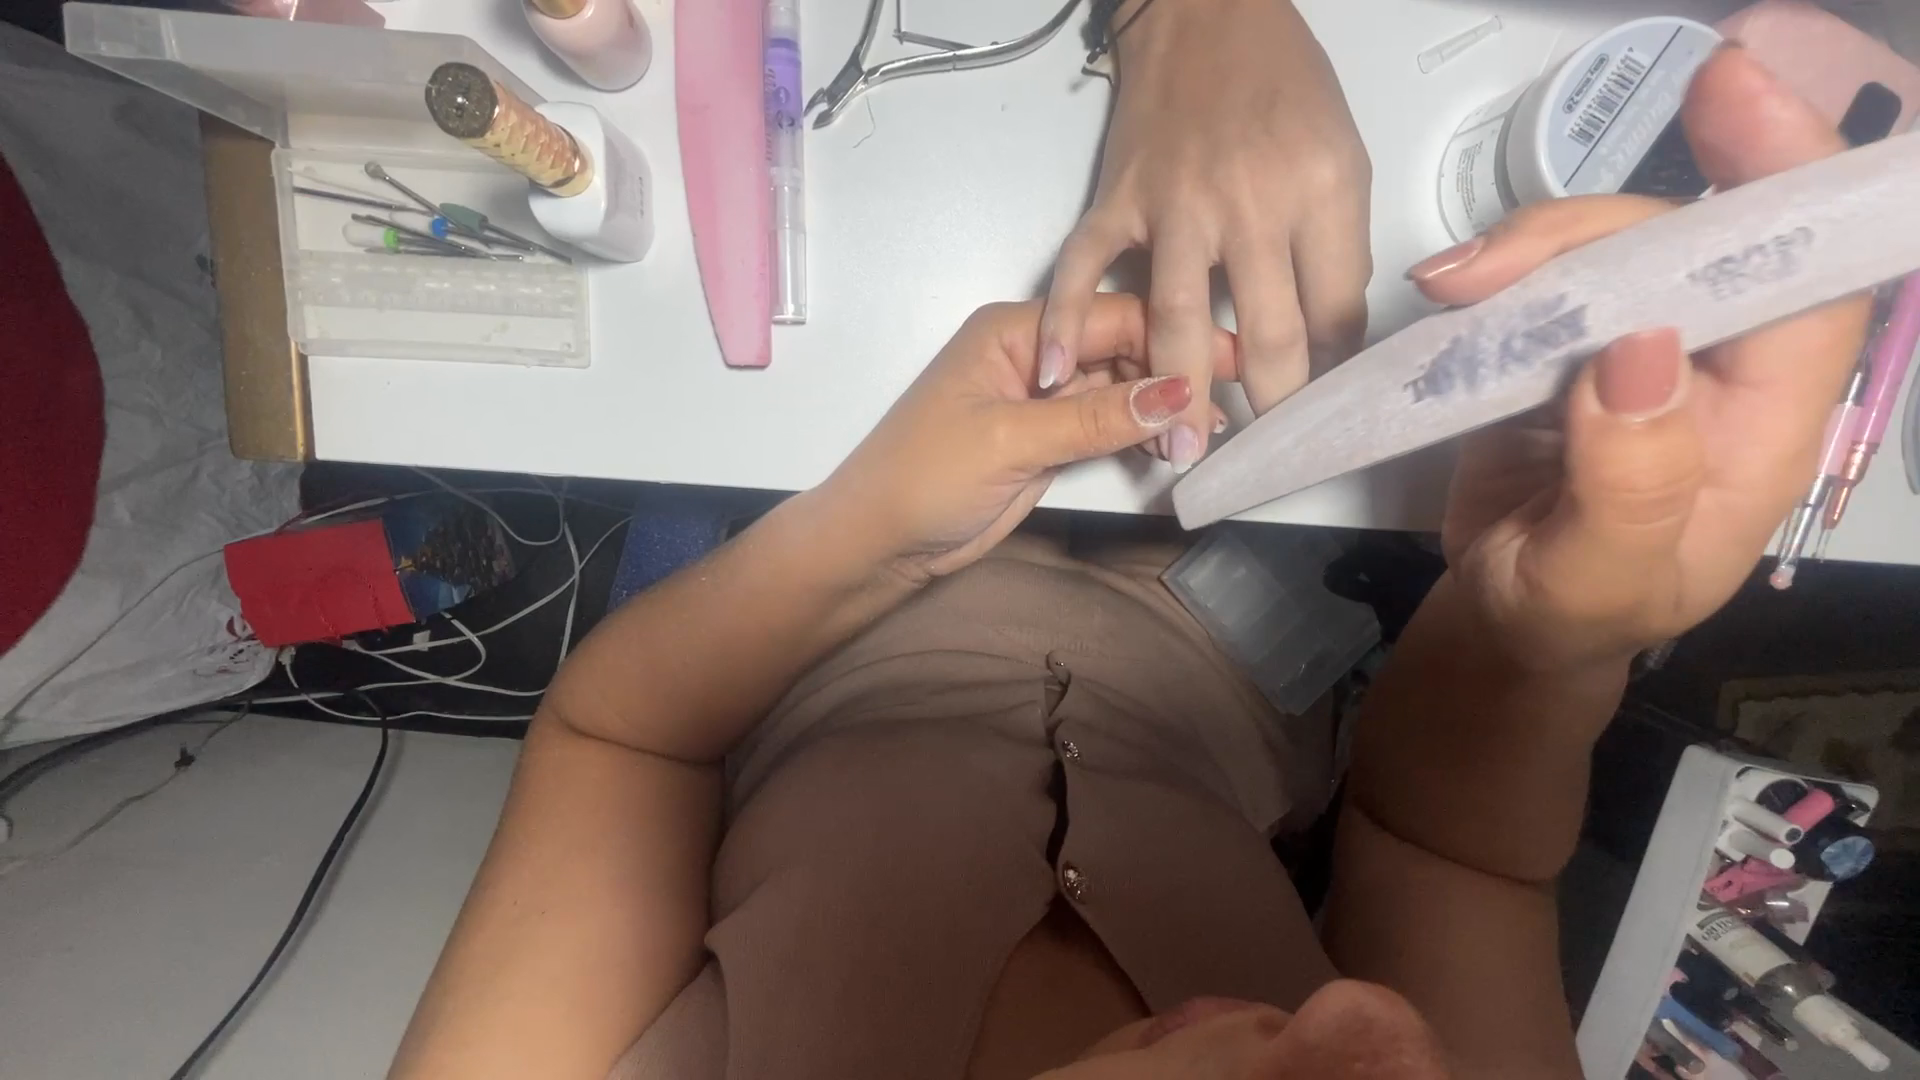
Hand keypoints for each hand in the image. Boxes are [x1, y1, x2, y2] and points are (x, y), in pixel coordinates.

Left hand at [820, 297, 1234, 580]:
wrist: (884, 540)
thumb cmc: (928, 475)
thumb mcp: (1011, 439)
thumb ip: (1094, 417)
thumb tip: (1180, 393)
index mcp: (1017, 331)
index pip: (1109, 318)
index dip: (1172, 338)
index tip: (1230, 363)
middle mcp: (1035, 356)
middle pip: (1120, 351)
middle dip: (1172, 377)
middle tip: (1224, 411)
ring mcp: (1041, 401)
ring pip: (1116, 391)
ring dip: (1159, 409)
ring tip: (1207, 436)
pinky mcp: (1046, 441)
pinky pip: (1103, 427)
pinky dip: (1136, 436)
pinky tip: (1170, 446)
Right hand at [1040, 0, 1370, 472]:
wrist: (1208, 12)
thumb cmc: (1283, 86)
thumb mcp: (1342, 155)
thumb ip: (1332, 245)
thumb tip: (1320, 332)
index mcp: (1322, 189)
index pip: (1333, 310)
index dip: (1328, 369)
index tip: (1314, 405)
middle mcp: (1249, 204)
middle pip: (1265, 332)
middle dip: (1264, 406)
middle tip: (1257, 463)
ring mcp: (1173, 206)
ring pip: (1176, 319)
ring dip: (1174, 393)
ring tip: (1173, 452)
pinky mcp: (1116, 202)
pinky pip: (1083, 269)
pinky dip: (1062, 321)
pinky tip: (1053, 373)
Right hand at [1415, 48, 1870, 671]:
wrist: (1505, 622)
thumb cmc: (1571, 611)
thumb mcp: (1608, 573)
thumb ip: (1635, 478)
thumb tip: (1633, 347)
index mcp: (1757, 415)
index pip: (1799, 276)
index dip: (1781, 174)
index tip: (1726, 92)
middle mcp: (1696, 367)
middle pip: (1669, 251)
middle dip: (1580, 233)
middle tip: (1477, 268)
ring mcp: (1611, 360)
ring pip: (1590, 265)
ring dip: (1519, 256)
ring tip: (1441, 283)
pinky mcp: (1540, 367)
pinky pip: (1522, 303)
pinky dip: (1482, 289)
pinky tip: (1440, 295)